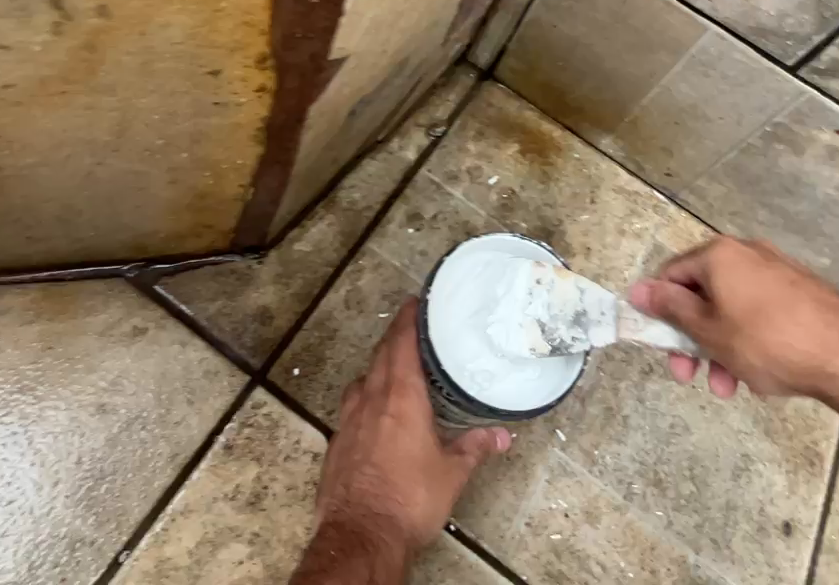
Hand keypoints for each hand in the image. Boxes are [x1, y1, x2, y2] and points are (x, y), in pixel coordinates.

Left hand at [314, 298, 511, 555]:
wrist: (360, 536)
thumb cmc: (409, 499)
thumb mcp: (452, 474)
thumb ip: (475, 448)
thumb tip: (502, 436)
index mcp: (401, 396)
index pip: (402, 342)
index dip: (408, 318)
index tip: (415, 301)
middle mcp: (371, 398)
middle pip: (381, 354)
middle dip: (395, 336)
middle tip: (411, 326)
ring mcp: (349, 419)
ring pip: (364, 378)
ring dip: (378, 365)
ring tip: (395, 366)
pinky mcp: (337, 442)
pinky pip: (352, 405)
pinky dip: (366, 395)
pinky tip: (375, 410)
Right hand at [627, 236, 838, 398]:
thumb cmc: (768, 342)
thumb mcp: (708, 330)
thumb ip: (670, 308)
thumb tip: (636, 289)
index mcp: (718, 254)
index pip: (670, 275)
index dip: (660, 311)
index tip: (663, 347)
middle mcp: (746, 253)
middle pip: (702, 293)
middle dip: (693, 338)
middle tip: (691, 376)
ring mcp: (778, 271)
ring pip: (732, 308)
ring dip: (721, 346)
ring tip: (732, 386)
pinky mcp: (802, 292)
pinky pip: (761, 312)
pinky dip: (750, 339)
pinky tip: (761, 375)